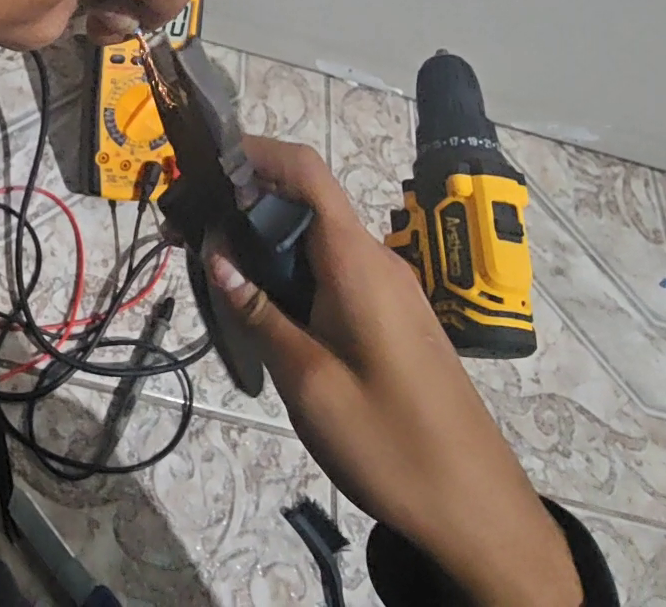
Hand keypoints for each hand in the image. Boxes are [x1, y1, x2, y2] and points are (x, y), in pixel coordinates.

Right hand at [208, 137, 582, 606]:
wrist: (479, 513)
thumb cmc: (391, 445)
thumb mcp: (309, 382)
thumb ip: (260, 312)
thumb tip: (217, 255)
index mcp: (356, 262)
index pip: (306, 172)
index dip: (254, 153)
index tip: (202, 167)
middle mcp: (374, 261)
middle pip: (302, 202)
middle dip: (241, 205)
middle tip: (186, 236)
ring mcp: (385, 288)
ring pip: (311, 239)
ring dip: (260, 244)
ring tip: (209, 272)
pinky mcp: (388, 315)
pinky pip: (328, 271)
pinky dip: (285, 272)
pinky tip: (255, 305)